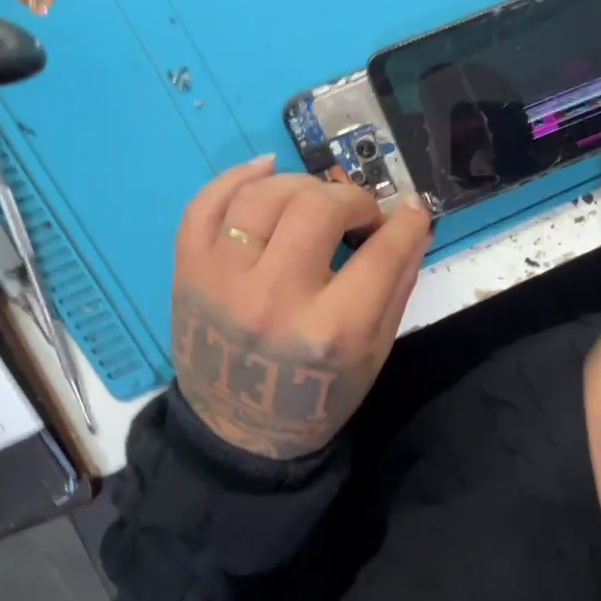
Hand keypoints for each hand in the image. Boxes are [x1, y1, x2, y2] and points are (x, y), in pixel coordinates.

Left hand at [170, 156, 429, 458]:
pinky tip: (266, 170)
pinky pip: (204, 204)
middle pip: (319, 209)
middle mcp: (275, 299)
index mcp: (333, 330)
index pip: (383, 251)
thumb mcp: (375, 350)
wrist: (240, 430)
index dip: (407, 223)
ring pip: (263, 196)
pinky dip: (237, 177)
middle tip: (361, 216)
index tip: (412, 211)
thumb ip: (397, 282)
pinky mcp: (187, 273)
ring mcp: (223, 282)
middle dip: (354, 200)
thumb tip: (413, 220)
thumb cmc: (320, 395)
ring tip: (317, 201)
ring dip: (302, 185)